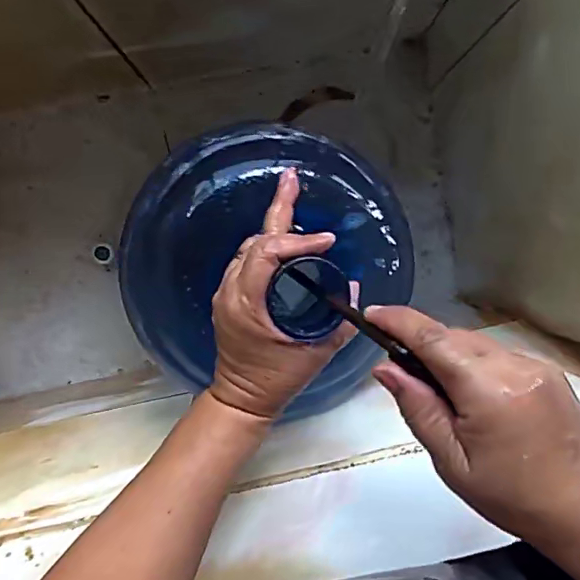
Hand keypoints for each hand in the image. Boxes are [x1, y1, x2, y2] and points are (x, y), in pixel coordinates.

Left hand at [208, 169, 356, 420]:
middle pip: (255, 239)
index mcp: (247, 302)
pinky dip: (268, 246)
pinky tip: (286, 241)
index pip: (268, 253)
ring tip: (295, 208)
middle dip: (278, 208)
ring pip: (249, 248)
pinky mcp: (232, 299)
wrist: (241, 400)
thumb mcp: (314, 353)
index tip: (328, 243)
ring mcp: (228, 294)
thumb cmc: (275, 380)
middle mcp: (232, 291)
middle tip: (293, 179)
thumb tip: (351, 287)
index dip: (298, 240)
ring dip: (274, 228)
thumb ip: (337, 321)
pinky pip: (248, 261)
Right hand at [365, 305, 579, 552]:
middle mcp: (514, 366)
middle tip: (402, 372)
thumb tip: (387, 370)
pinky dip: (477, 365)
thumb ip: (419, 409)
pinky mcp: (549, 372)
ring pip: (478, 345)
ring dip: (451, 356)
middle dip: (423, 344)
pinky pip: (500, 356)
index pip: (433, 338)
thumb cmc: (516, 498)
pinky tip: (475, 398)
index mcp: (487, 389)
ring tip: (442, 396)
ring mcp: (536, 365)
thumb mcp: (454, 463)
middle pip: (455, 337)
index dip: (398, 321)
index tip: (372, 313)